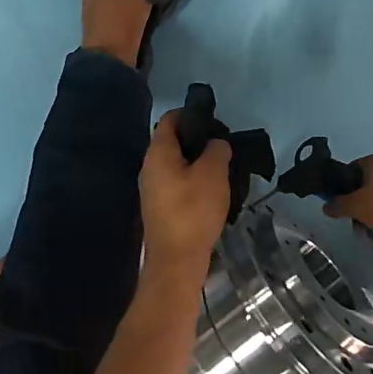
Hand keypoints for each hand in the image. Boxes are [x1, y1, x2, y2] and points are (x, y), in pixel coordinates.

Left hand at [140, 109, 232, 271]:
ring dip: (197, 162)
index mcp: (158, 153)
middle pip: (172, 141)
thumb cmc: (193, 210)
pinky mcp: (160, 206)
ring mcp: (152, 188)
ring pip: (176, 163)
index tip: (215, 121)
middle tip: (223, 146)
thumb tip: (216, 143)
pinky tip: (212, 190)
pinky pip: (177, 182)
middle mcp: (149, 166)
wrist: (176, 259)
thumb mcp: (213, 173)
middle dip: (198, 139)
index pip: (170, 119)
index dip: (191, 114)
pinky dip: (193, 180)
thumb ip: (217, 150)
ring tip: (222, 167)